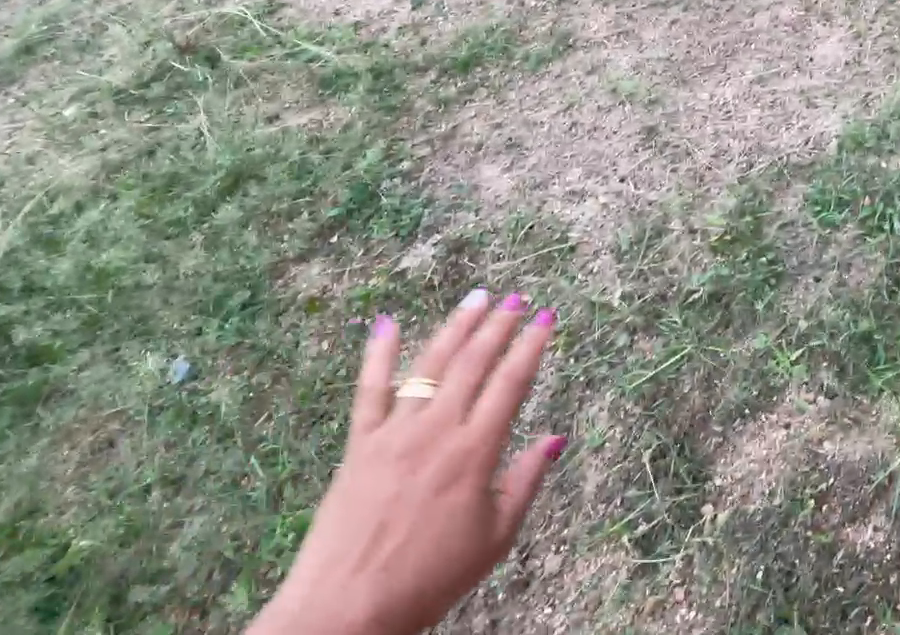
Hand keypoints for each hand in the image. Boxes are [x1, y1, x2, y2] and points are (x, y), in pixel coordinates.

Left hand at [249, 290, 565, 634]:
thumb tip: (556, 438)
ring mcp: (394, 434)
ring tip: (476, 296)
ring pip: (430, 364)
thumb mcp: (495, 539)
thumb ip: (525, 481)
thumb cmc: (429, 580)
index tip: (547, 317)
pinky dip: (377, 355)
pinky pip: (369, 391)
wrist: (344, 613)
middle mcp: (437, 432)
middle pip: (473, 363)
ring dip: (455, 326)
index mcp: (475, 453)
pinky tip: (386, 323)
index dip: (532, 346)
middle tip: (517, 298)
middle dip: (499, 325)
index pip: (512, 383)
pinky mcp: (359, 446)